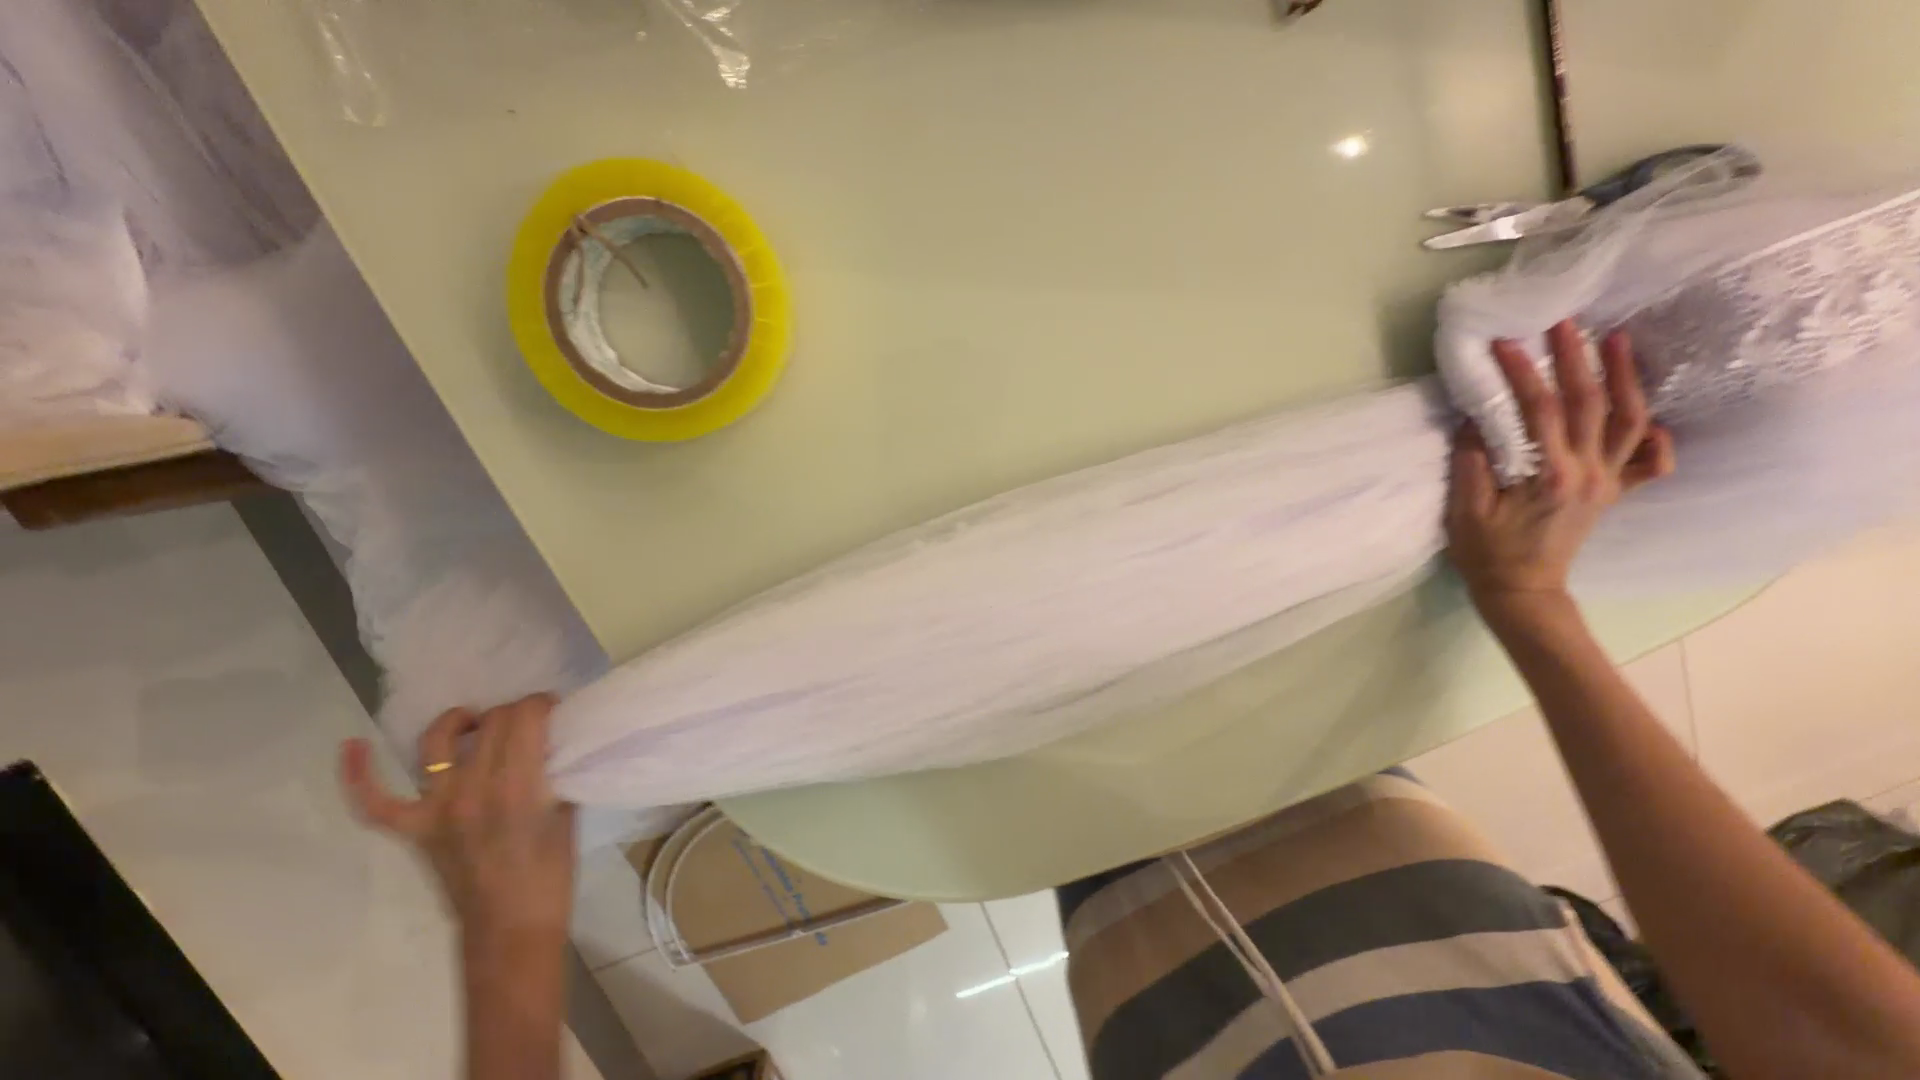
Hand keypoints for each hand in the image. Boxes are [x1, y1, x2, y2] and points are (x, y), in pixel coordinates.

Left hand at [340, 694, 576, 945]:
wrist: (512, 930)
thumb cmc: (551, 874)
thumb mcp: (565, 814)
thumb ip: (552, 774)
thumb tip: (547, 742)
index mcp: (519, 788)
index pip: (524, 718)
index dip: (542, 705)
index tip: (554, 711)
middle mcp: (472, 791)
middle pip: (492, 723)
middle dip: (516, 714)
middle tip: (531, 726)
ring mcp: (437, 811)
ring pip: (437, 744)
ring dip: (459, 722)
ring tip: (475, 723)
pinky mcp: (415, 831)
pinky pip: (376, 802)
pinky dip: (358, 773)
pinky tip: (354, 745)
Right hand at [1447, 321, 1675, 615]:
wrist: (1521, 590)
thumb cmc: (1486, 552)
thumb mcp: (1466, 509)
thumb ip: (1473, 460)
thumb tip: (1476, 416)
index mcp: (1550, 475)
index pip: (1539, 410)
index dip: (1522, 373)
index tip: (1505, 343)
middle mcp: (1588, 472)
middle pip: (1590, 403)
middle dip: (1577, 358)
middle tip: (1566, 323)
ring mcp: (1607, 481)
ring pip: (1628, 420)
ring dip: (1625, 377)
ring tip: (1618, 340)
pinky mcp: (1613, 491)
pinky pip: (1649, 460)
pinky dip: (1656, 435)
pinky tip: (1649, 415)